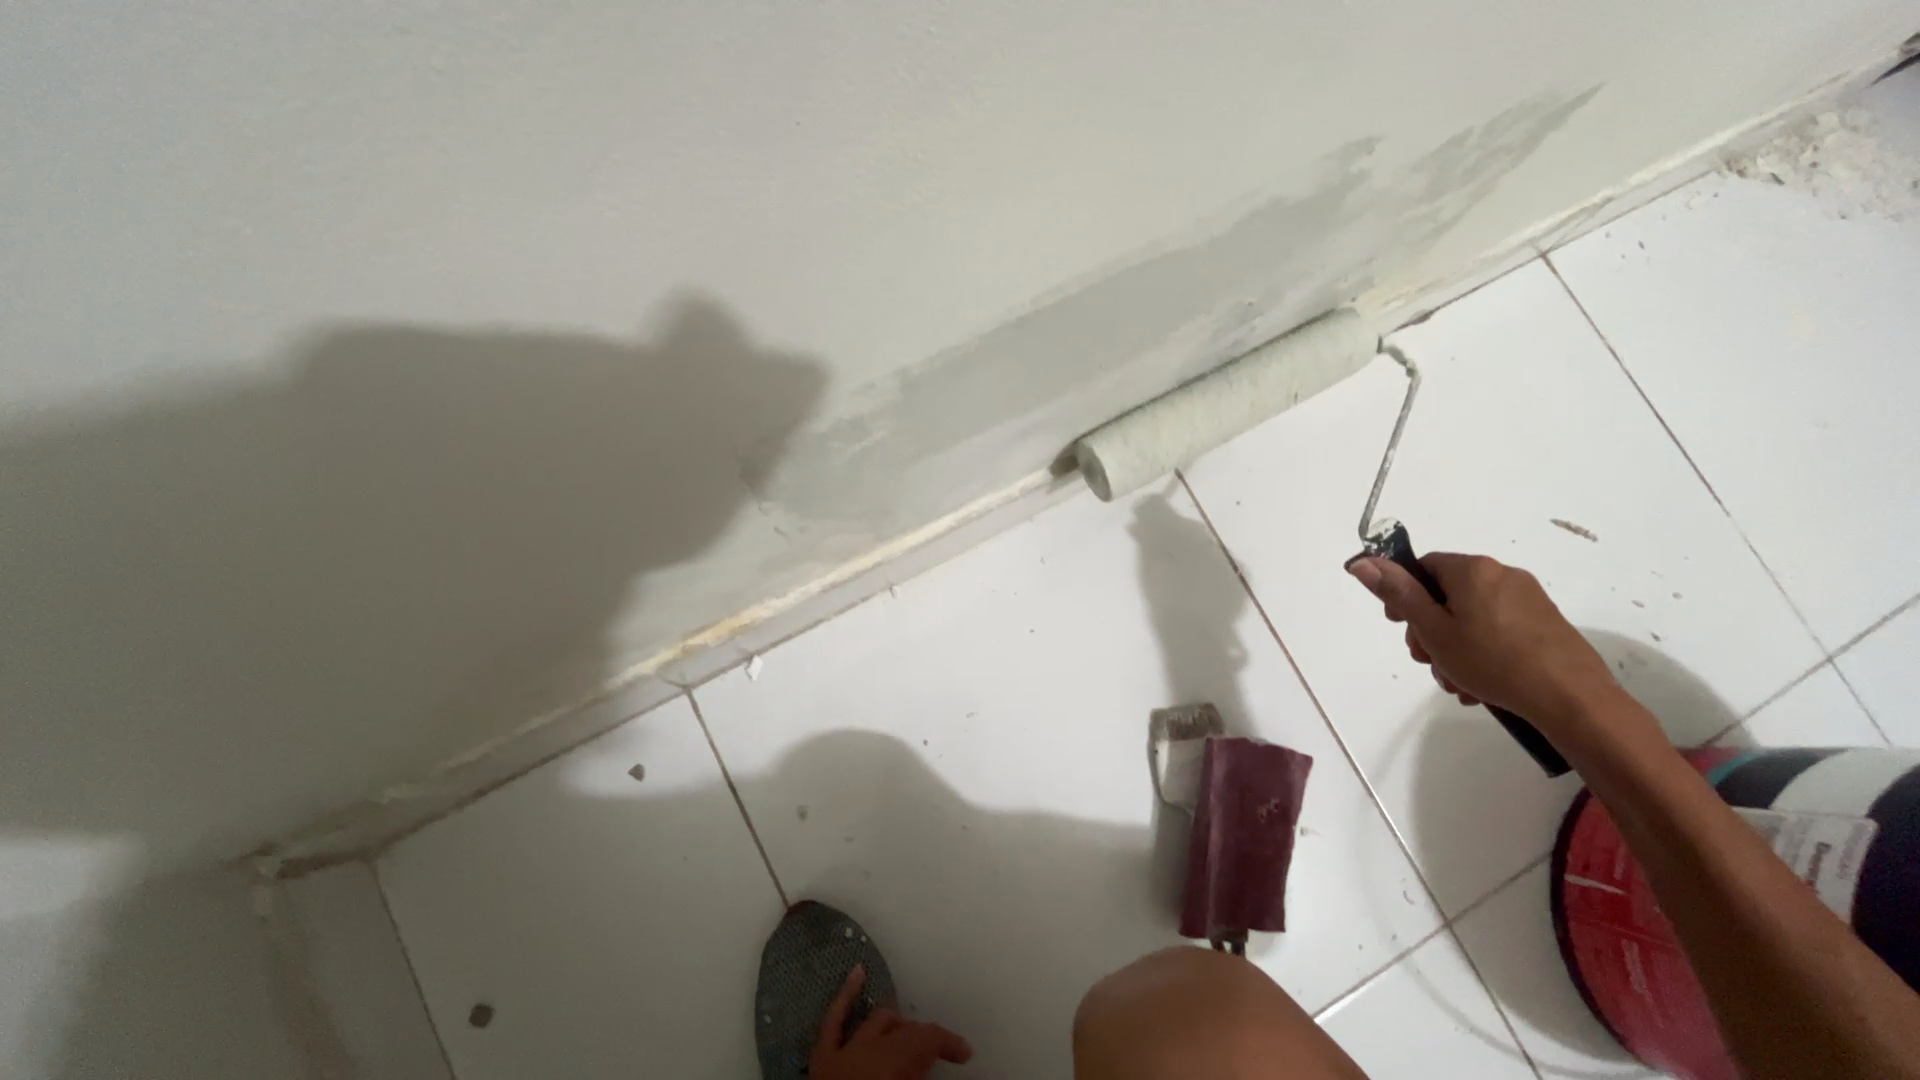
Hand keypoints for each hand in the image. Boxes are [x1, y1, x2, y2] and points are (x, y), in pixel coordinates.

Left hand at [811, 966, 972, 1079]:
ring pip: (877, 1023)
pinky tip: (858, 973)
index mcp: (887, 1071)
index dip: (948, 1042)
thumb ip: (917, 1079)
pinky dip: (846, 996)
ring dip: (897, 1025)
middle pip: (904, 1034)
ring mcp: (839, 1054)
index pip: (924, 1042)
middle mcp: (864, 1056)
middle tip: (942, 1057)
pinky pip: (833, 1021)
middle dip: (926, 1040)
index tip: (966, 1053)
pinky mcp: (820, 1059)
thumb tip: (930, 1062)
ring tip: (912, 1034)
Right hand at [1347, 552, 1619, 728]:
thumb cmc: (1491, 660)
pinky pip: (1498, 630)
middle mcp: (1502, 574)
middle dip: (1430, 629)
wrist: (1570, 697)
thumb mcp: (1433, 630)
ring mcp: (1528, 599)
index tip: (1402, 626)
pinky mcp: (1545, 623)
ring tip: (1457, 682)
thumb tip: (1363, 561)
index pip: (1423, 567)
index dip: (1405, 596)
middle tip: (1428, 660)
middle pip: (1447, 594)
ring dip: (1454, 647)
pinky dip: (1482, 651)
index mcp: (1472, 569)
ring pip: (1471, 617)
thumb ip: (1398, 594)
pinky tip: (1481, 684)